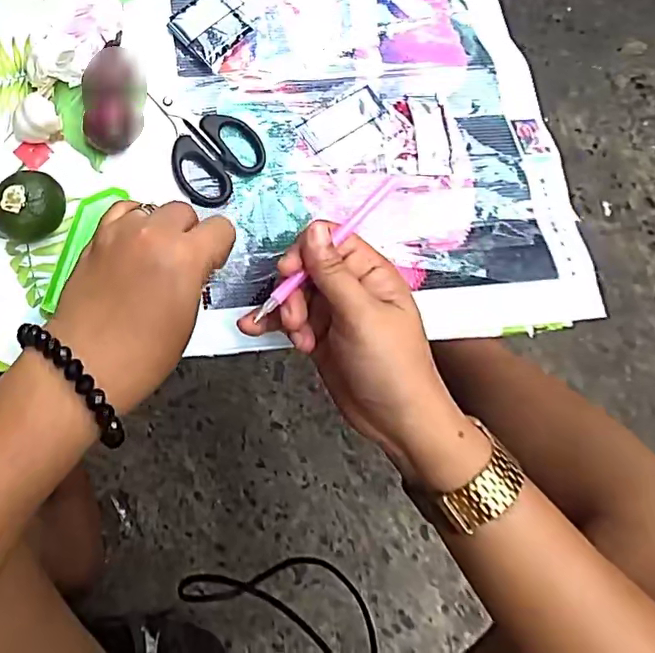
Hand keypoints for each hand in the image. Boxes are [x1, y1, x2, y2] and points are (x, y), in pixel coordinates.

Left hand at [47, 201, 234, 414]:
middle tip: (181, 260)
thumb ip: (195, 278)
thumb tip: (194, 265)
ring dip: (158, 226)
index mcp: (184, 256)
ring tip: (152, 253)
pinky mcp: (97, 236)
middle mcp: (153, 234)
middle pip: (184, 211)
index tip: (211, 260)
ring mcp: (121, 231)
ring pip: (152, 208)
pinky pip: (121, 211)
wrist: (85, 362)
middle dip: (188, 233)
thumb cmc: (142, 354)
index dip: (218, 246)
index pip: (219, 228)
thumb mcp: (187, 317)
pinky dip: (131, 220)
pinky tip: (132, 241)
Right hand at [238, 222, 484, 485]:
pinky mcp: (318, 332)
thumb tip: (315, 231)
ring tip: (298, 336)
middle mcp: (350, 287)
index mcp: (371, 273)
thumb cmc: (396, 369)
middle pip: (304, 267)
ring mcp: (333, 310)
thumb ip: (333, 271)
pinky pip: (287, 318)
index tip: (290, 272)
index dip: (305, 251)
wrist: (397, 424)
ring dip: (285, 312)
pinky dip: (272, 322)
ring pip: (293, 293)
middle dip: (292, 290)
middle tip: (296, 315)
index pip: (329, 241)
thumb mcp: (362, 315)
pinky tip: (257, 327)